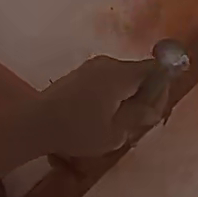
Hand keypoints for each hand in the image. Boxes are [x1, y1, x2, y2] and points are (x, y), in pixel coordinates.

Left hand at [31, 56, 165, 157]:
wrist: (35, 124)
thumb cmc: (77, 131)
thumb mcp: (115, 132)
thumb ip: (139, 115)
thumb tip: (153, 106)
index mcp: (121, 74)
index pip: (156, 70)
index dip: (162, 89)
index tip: (153, 111)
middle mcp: (108, 64)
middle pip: (139, 74)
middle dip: (144, 96)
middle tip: (138, 123)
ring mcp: (91, 67)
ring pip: (122, 79)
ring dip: (127, 97)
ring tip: (117, 124)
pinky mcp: (79, 75)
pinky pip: (107, 81)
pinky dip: (111, 96)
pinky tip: (101, 118)